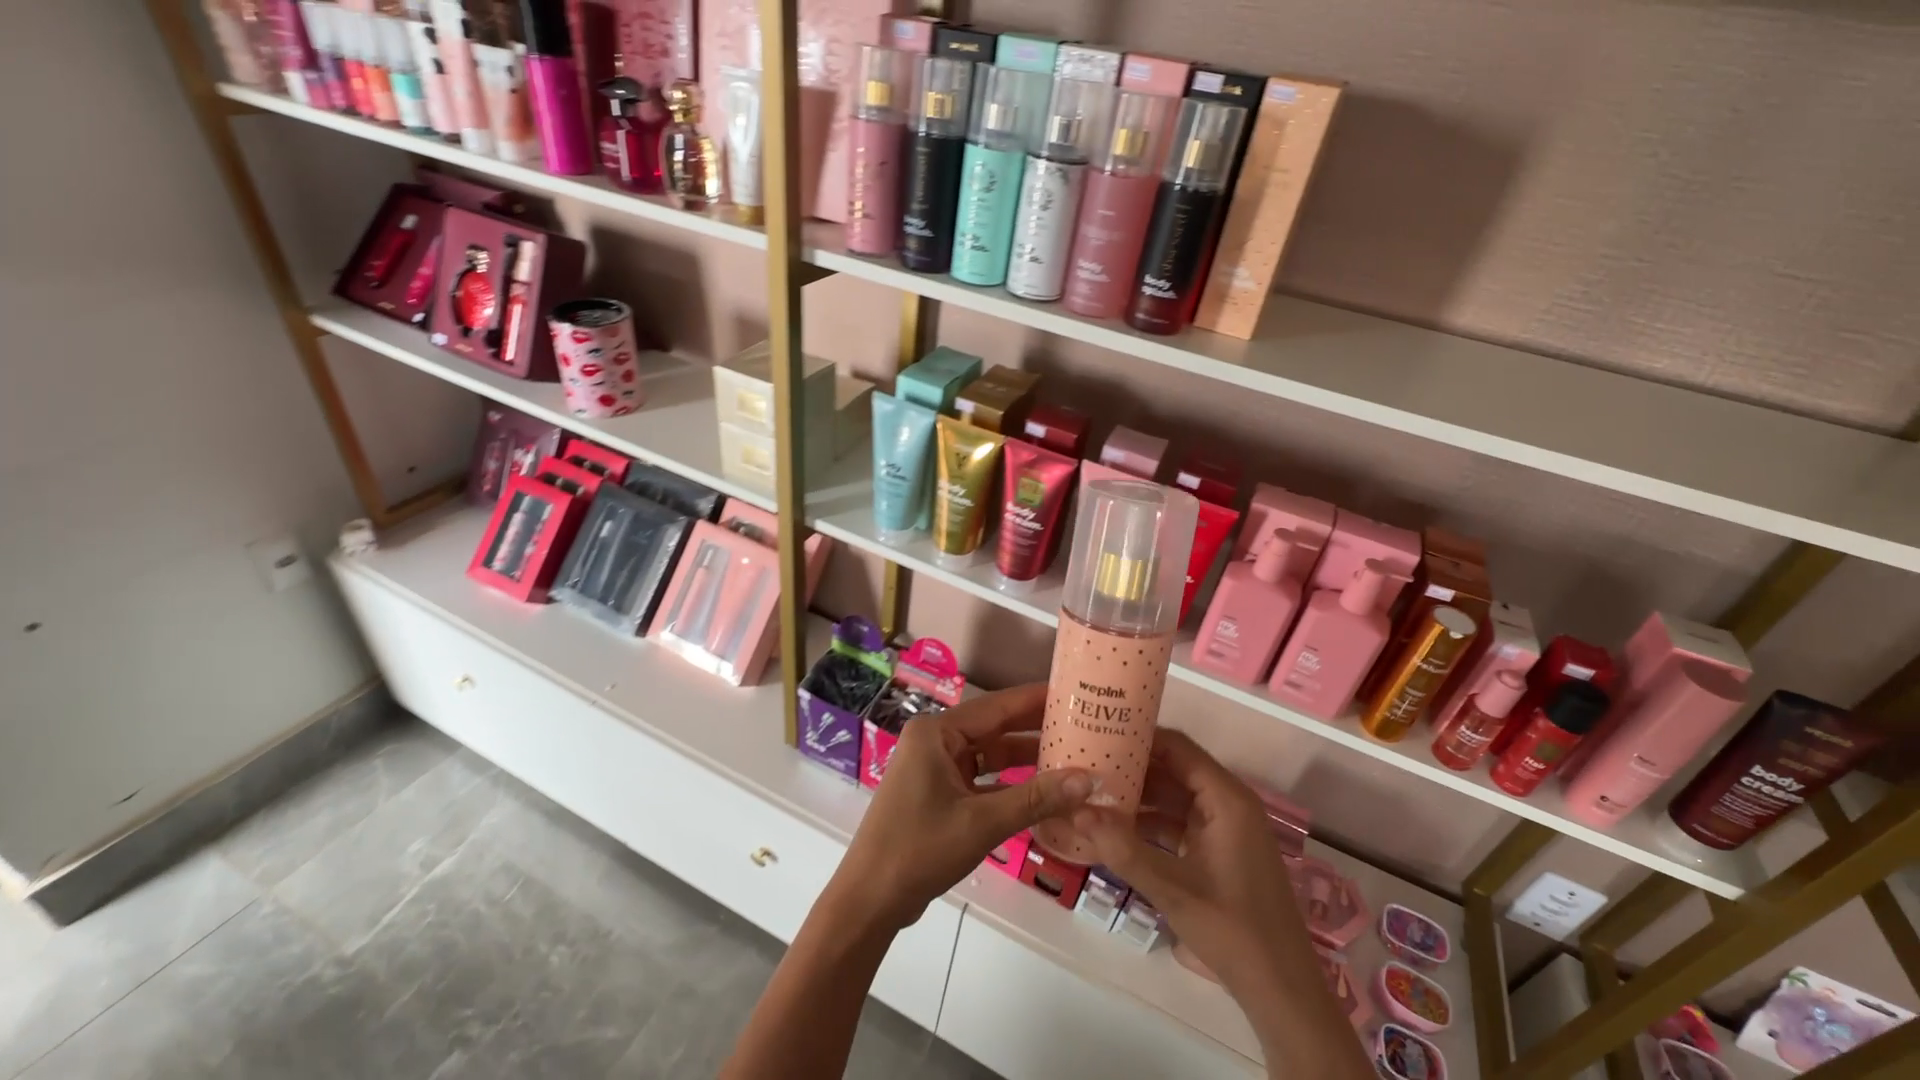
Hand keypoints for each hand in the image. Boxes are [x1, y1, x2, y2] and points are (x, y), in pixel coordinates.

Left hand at [833, 684, 1093, 931]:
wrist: (870, 899)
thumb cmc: (920, 849)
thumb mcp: (983, 822)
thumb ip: (1037, 798)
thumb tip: (1091, 779)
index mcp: (936, 733)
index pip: (998, 706)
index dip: (1038, 700)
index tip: (1079, 693)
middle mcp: (934, 742)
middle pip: (995, 729)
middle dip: (1037, 731)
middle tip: (1086, 726)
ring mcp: (934, 769)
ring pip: (990, 757)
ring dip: (1027, 762)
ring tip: (1075, 758)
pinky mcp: (938, 796)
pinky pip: (981, 781)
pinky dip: (1010, 787)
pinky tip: (1045, 795)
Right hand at [1074, 729, 1309, 1000]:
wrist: (1280, 986)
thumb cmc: (1233, 930)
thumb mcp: (1172, 889)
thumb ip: (1123, 849)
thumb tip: (1076, 812)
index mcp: (1227, 800)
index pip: (1178, 748)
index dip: (1139, 736)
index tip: (1097, 732)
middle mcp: (1229, 804)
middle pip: (1175, 769)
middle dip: (1131, 766)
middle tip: (1083, 763)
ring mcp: (1227, 828)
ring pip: (1175, 797)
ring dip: (1138, 796)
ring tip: (1091, 792)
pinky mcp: (1221, 850)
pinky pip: (1181, 822)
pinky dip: (1150, 822)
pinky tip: (1114, 829)